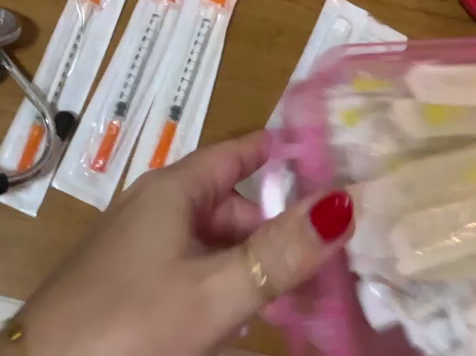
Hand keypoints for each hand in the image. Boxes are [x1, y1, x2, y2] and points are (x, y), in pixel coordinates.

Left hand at [0, 131, 352, 355]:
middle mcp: (157, 206)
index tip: (330, 159)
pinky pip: (190, 271)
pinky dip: (221, 288)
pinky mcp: (130, 282)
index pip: (239, 153)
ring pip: (212, 244)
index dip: (281, 153)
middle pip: (231, 206)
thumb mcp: (215, 290)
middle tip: (325, 264)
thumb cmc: (132, 321)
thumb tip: (345, 201)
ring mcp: (141, 245)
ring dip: (250, 267)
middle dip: (275, 232)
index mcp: (174, 189)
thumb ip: (278, 252)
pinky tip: (238, 323)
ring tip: (291, 301)